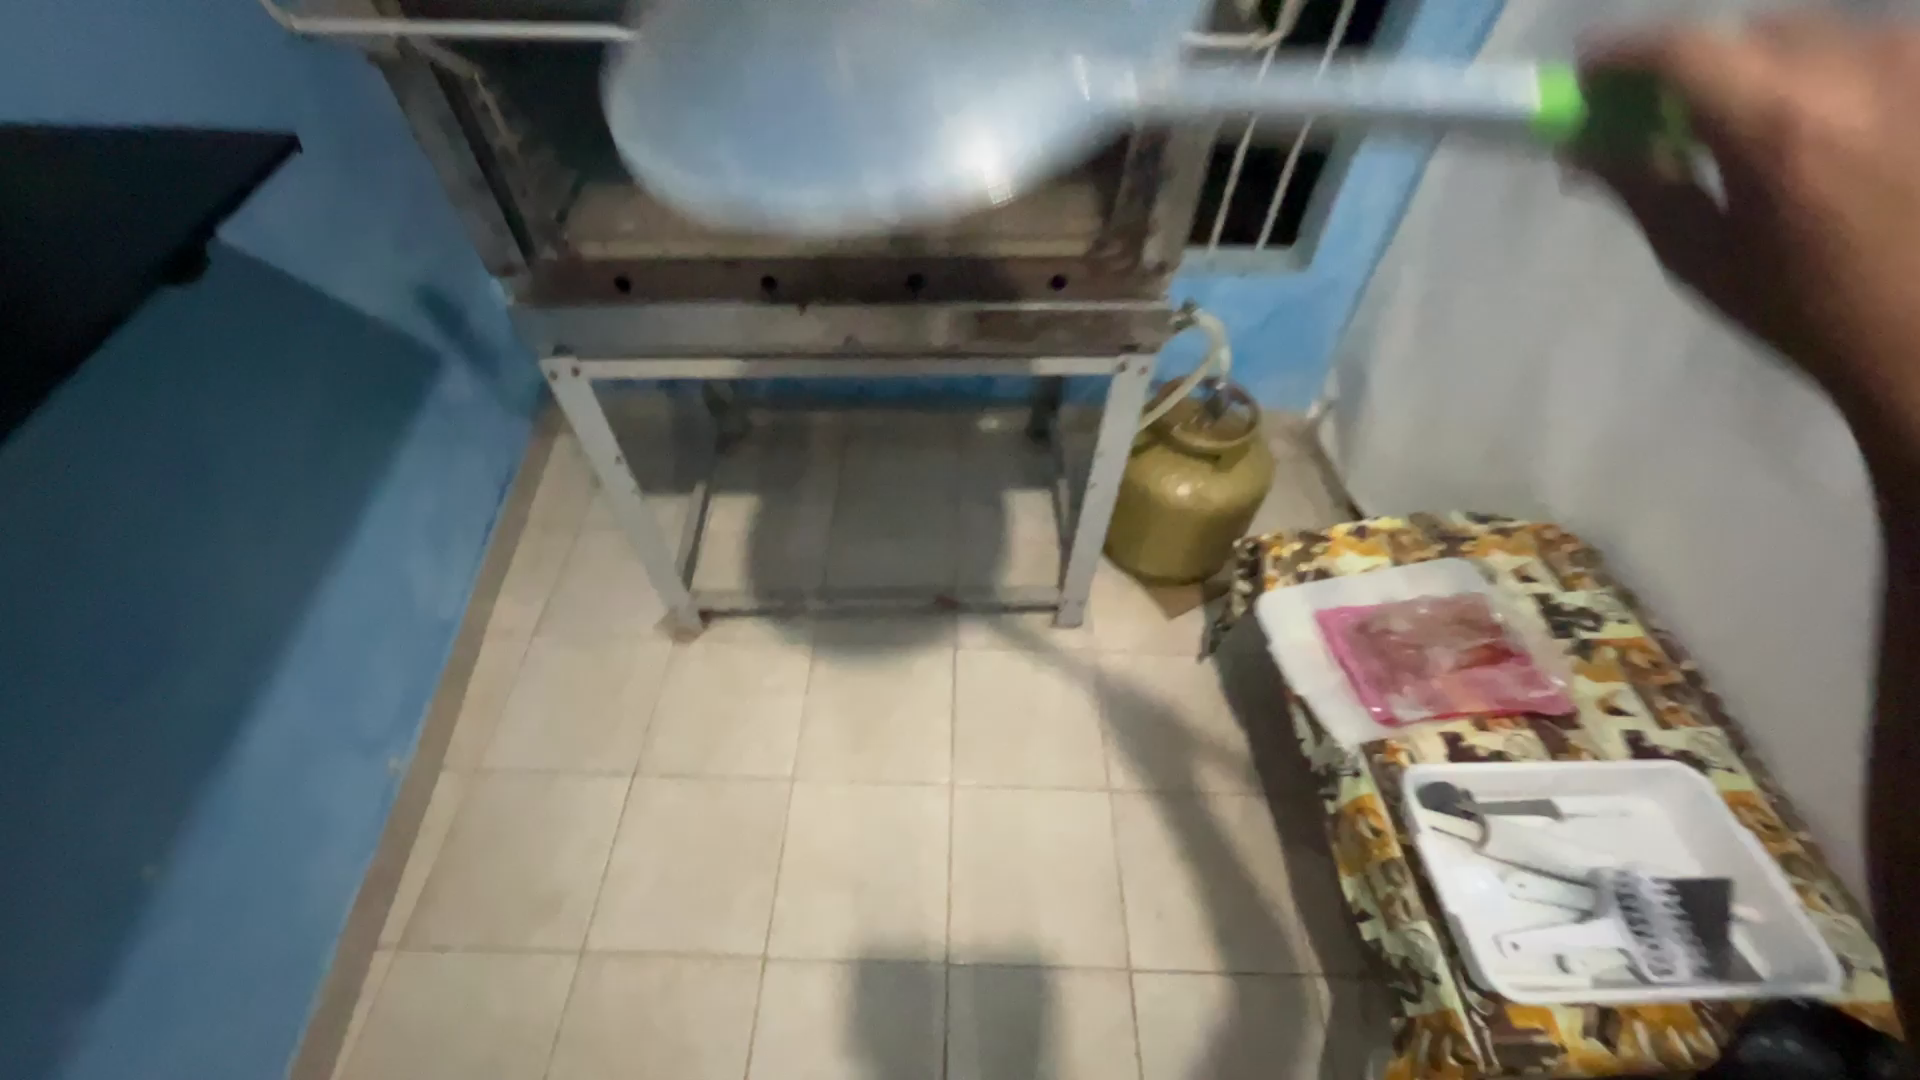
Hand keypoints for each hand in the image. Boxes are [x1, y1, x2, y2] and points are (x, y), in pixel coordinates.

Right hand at [1581, 16, 1919, 457]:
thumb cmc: (1797, 303)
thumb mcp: (1696, 253)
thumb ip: (1639, 183)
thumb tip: (1580, 145)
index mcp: (1780, 127)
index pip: (1686, 51)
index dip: (1624, 53)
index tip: (1584, 70)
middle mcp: (1858, 71)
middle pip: (1746, 34)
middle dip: (1689, 66)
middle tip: (1651, 112)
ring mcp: (1915, 62)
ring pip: (1804, 35)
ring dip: (1751, 70)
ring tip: (1731, 127)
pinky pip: (1857, 47)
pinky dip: (1808, 74)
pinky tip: (1804, 126)